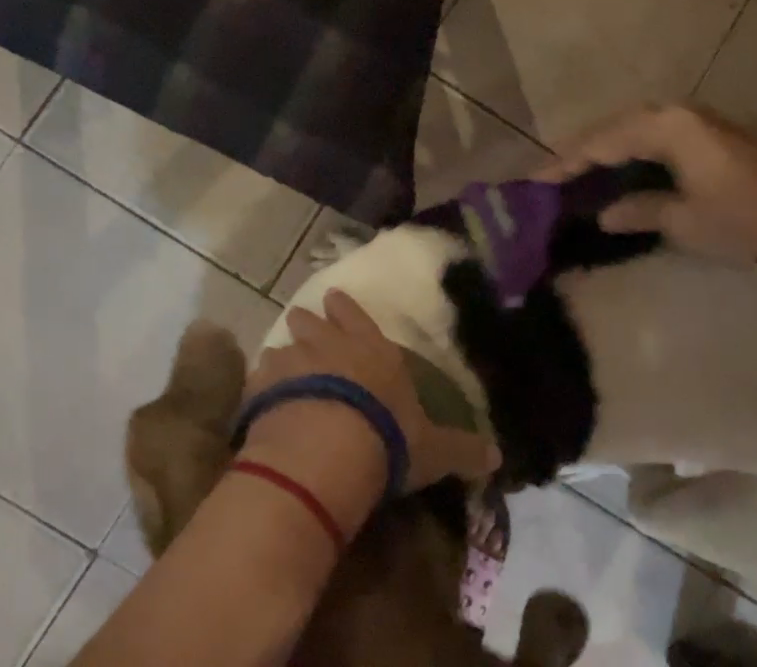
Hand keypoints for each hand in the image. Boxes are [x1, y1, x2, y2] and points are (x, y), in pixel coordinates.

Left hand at [243, 291, 499, 501]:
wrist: (326, 448)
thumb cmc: (388, 439)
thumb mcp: (434, 449)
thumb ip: (462, 450)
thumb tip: (497, 458)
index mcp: (374, 351)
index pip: (359, 319)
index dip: (348, 309)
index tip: (335, 298)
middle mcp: (331, 345)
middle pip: (314, 322)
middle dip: (310, 321)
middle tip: (304, 320)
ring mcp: (293, 361)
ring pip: (283, 345)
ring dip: (283, 352)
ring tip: (280, 361)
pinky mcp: (262, 385)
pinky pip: (258, 377)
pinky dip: (260, 383)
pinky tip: (259, 394)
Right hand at [538, 104, 756, 266]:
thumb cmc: (749, 215)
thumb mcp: (687, 221)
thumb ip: (640, 211)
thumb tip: (604, 213)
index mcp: (667, 126)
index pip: (601, 142)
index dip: (566, 163)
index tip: (534, 183)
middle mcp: (679, 113)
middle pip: (616, 129)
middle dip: (582, 153)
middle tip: (551, 178)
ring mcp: (701, 122)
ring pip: (638, 132)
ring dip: (608, 152)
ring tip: (578, 175)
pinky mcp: (716, 137)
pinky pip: (659, 139)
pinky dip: (634, 156)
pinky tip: (623, 173)